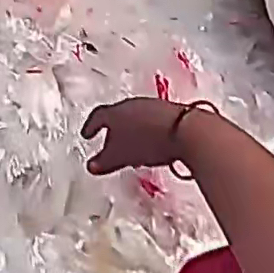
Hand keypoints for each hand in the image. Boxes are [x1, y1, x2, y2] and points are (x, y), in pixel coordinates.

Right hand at [81, 97, 211, 174]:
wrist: (186, 132)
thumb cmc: (149, 140)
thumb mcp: (121, 156)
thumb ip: (104, 161)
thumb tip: (92, 166)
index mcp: (115, 112)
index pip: (97, 117)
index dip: (90, 127)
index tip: (87, 134)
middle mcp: (131, 105)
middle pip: (117, 116)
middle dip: (112, 131)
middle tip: (109, 144)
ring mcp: (151, 107)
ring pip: (135, 118)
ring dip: (131, 132)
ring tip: (132, 149)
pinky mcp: (169, 114)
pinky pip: (152, 122)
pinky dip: (147, 133)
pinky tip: (152, 147)